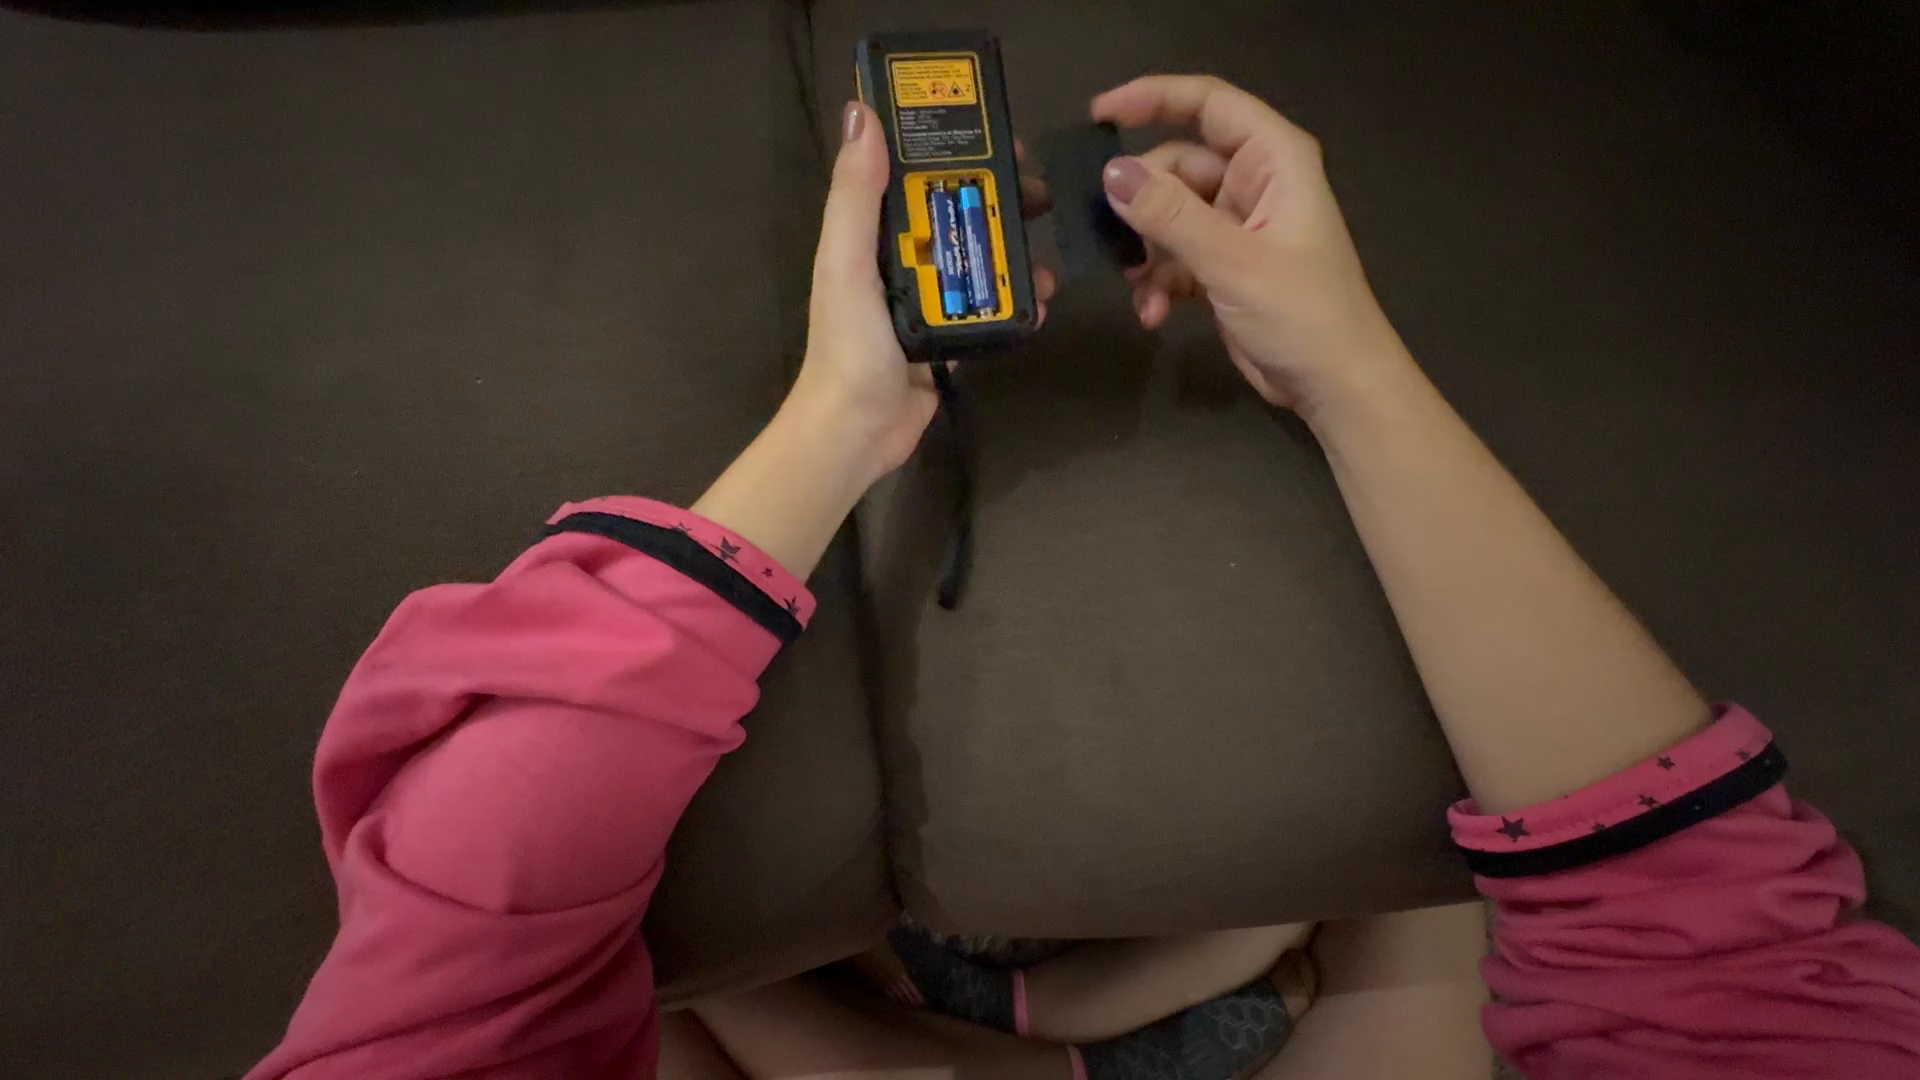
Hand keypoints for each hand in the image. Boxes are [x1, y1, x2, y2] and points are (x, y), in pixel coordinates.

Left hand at [787, 102, 1054, 483]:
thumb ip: (855, 197)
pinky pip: (985, 311)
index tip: (998, 138)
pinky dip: (1013, 303)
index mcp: (869, 238)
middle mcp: (898, 263)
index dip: (952, 153)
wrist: (859, 430)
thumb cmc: (850, 347)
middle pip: (954, 218)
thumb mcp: (845, 264)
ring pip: (976, 264)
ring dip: (1013, 256)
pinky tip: (1041, 300)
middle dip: (998, 204)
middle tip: (1044, 197)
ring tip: (1049, 256)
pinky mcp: (947, 340)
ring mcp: (925, 304)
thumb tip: (861, 113)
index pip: (912, 179)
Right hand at [1092, 75, 1410, 415]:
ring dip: (1146, 254)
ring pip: (1168, 219)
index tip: (1097, 117)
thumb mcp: (1232, 261)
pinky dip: (1158, 284)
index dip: (1152, 99)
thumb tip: (1111, 174)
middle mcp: (1252, 184)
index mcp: (1272, 160)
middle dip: (1141, 204)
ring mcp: (1235, 229)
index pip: (1207, 105)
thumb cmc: (1301, 313)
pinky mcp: (1221, 269)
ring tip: (1136, 287)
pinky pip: (1173, 260)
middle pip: (1177, 169)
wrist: (1330, 382)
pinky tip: (1153, 314)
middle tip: (1109, 236)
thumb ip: (1171, 215)